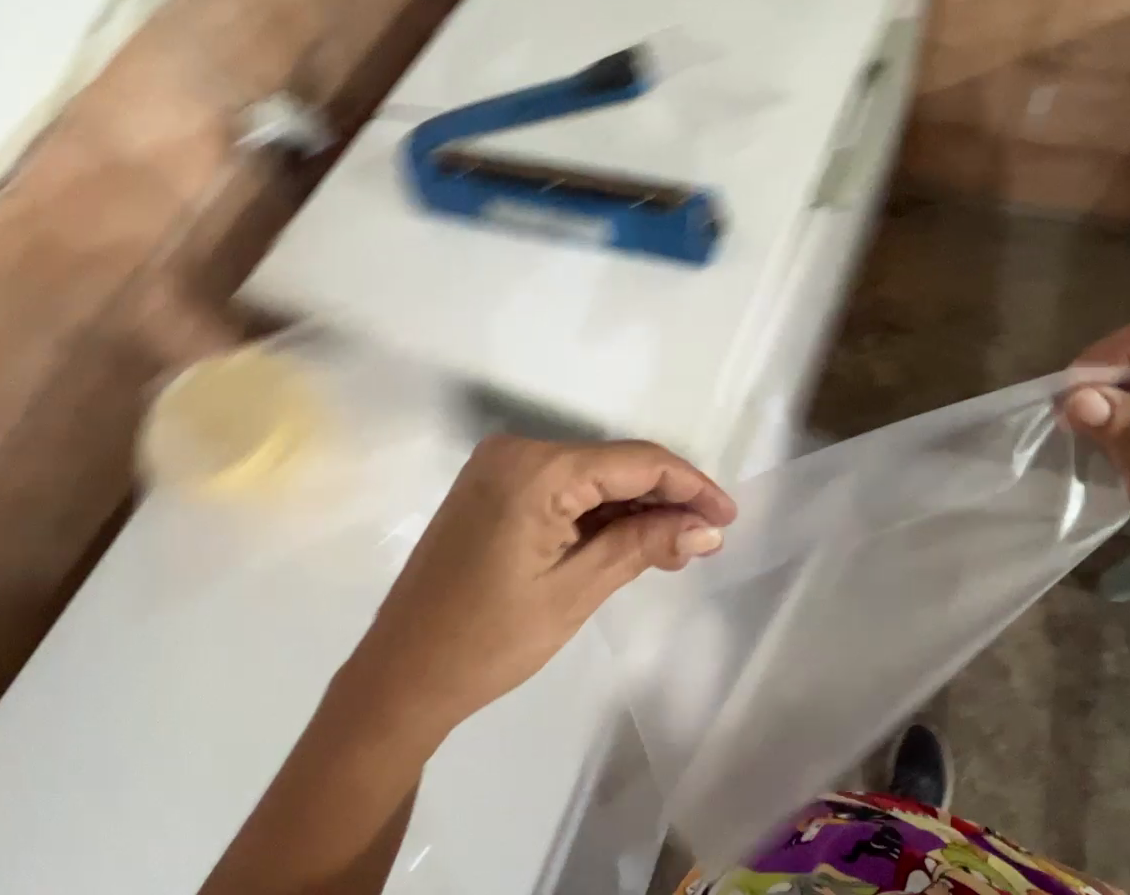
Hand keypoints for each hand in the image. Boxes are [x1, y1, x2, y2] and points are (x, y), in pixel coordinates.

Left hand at [355, 435, 736, 728]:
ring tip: (673, 551)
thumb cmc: (488, 641)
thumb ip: (644, 546)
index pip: (635, 462)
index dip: (690, 485)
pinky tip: (627, 542)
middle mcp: (516, 451)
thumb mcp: (576, 592)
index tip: (728, 518)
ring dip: (632, 510)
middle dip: (663, 501)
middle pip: (613, 466)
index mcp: (535, 470)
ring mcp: (498, 468)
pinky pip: (560, 490)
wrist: (400, 676)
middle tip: (703, 544)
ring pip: (589, 478)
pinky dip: (596, 515)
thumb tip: (706, 529)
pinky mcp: (490, 489)